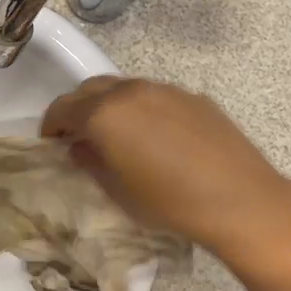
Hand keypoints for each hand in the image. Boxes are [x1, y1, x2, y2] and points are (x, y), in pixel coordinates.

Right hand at [41, 77, 290, 253]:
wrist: (239, 199)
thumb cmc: (169, 202)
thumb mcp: (118, 192)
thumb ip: (92, 163)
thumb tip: (81, 148)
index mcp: (105, 114)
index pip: (63, 108)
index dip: (51, 126)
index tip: (51, 144)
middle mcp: (131, 92)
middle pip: (90, 90)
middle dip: (77, 110)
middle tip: (78, 137)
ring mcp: (166, 91)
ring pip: (124, 88)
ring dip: (109, 106)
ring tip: (115, 136)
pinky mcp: (194, 98)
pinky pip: (155, 96)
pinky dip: (141, 110)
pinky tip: (154, 139)